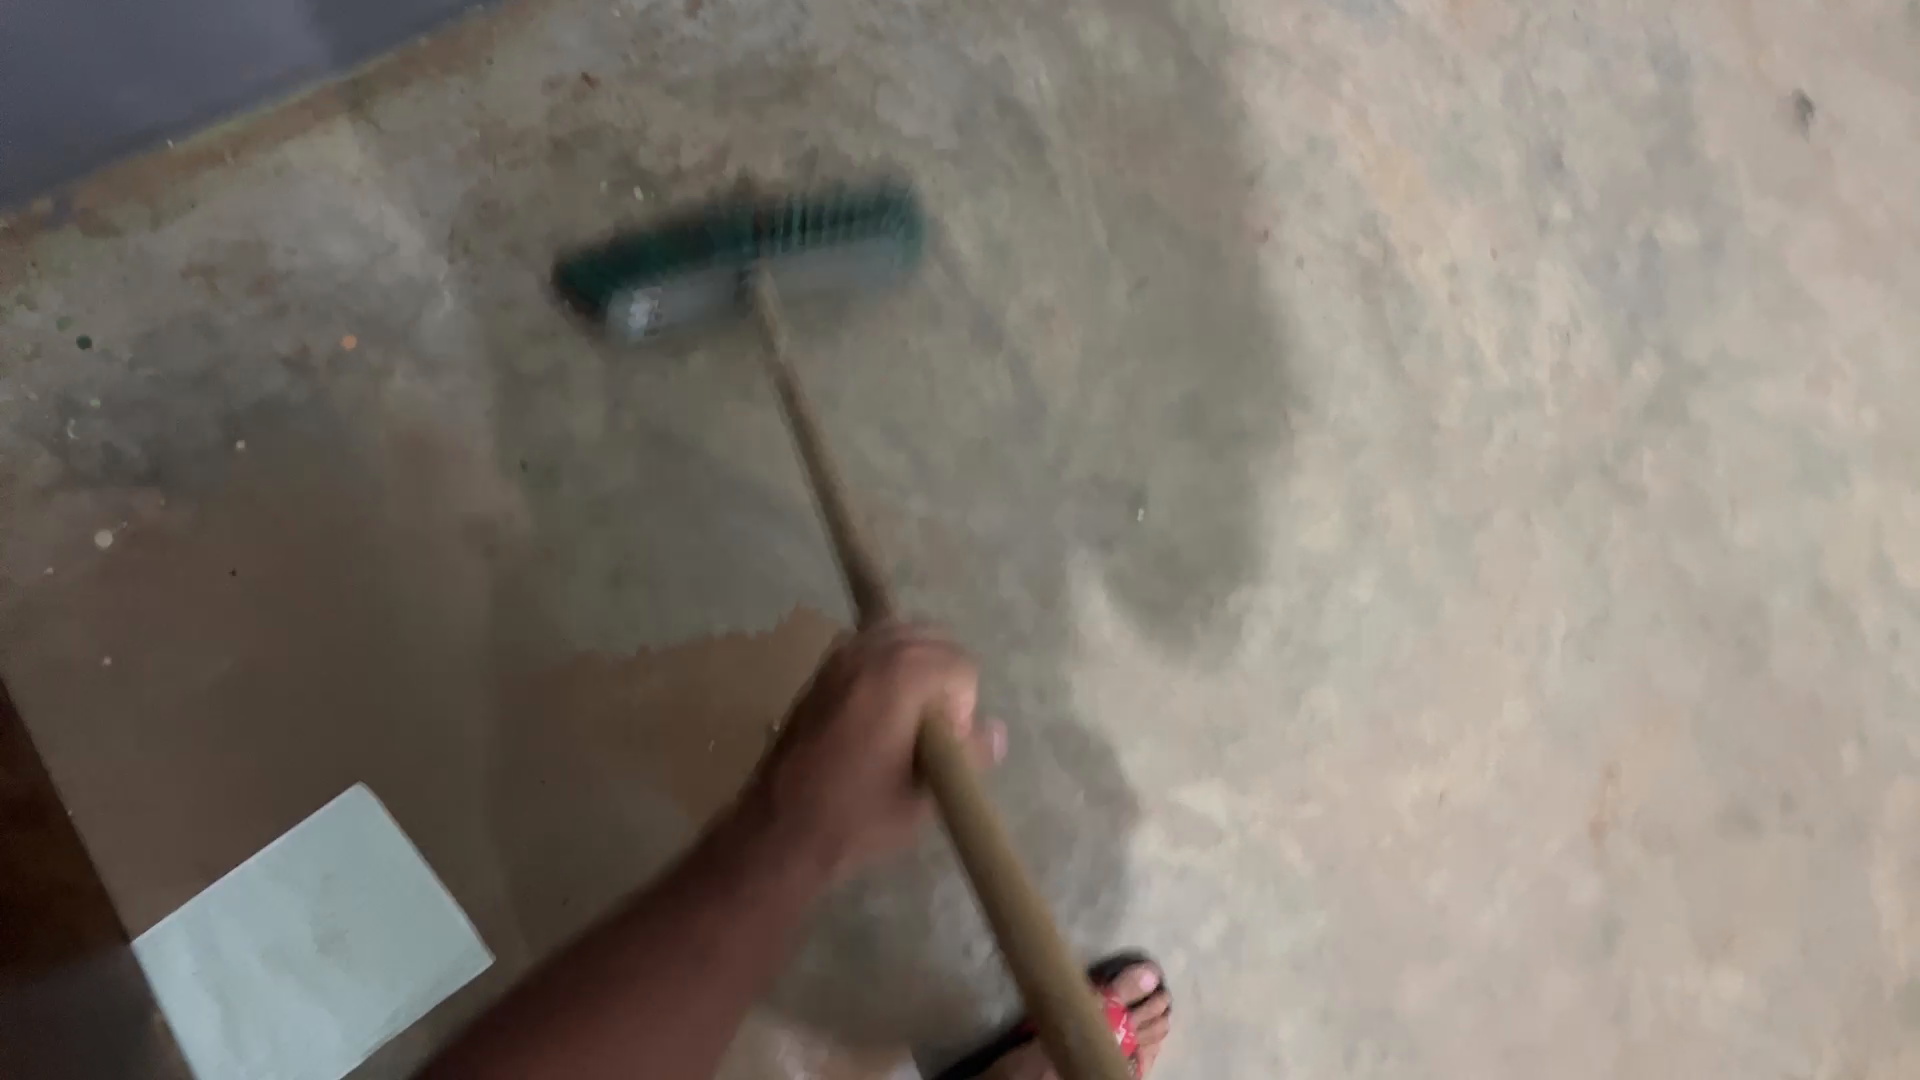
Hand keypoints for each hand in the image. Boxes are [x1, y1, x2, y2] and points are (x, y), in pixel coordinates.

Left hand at [745, 621, 1005, 881]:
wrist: (779, 830)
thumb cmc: (857, 817)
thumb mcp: (925, 795)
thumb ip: (969, 755)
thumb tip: (996, 732)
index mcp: (901, 675)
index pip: (960, 665)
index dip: (962, 706)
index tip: (944, 744)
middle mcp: (871, 651)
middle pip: (932, 639)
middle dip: (944, 679)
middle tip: (932, 730)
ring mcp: (840, 656)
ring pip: (899, 636)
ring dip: (916, 666)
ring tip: (909, 717)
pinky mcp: (820, 671)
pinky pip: (868, 647)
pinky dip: (885, 664)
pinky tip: (880, 709)